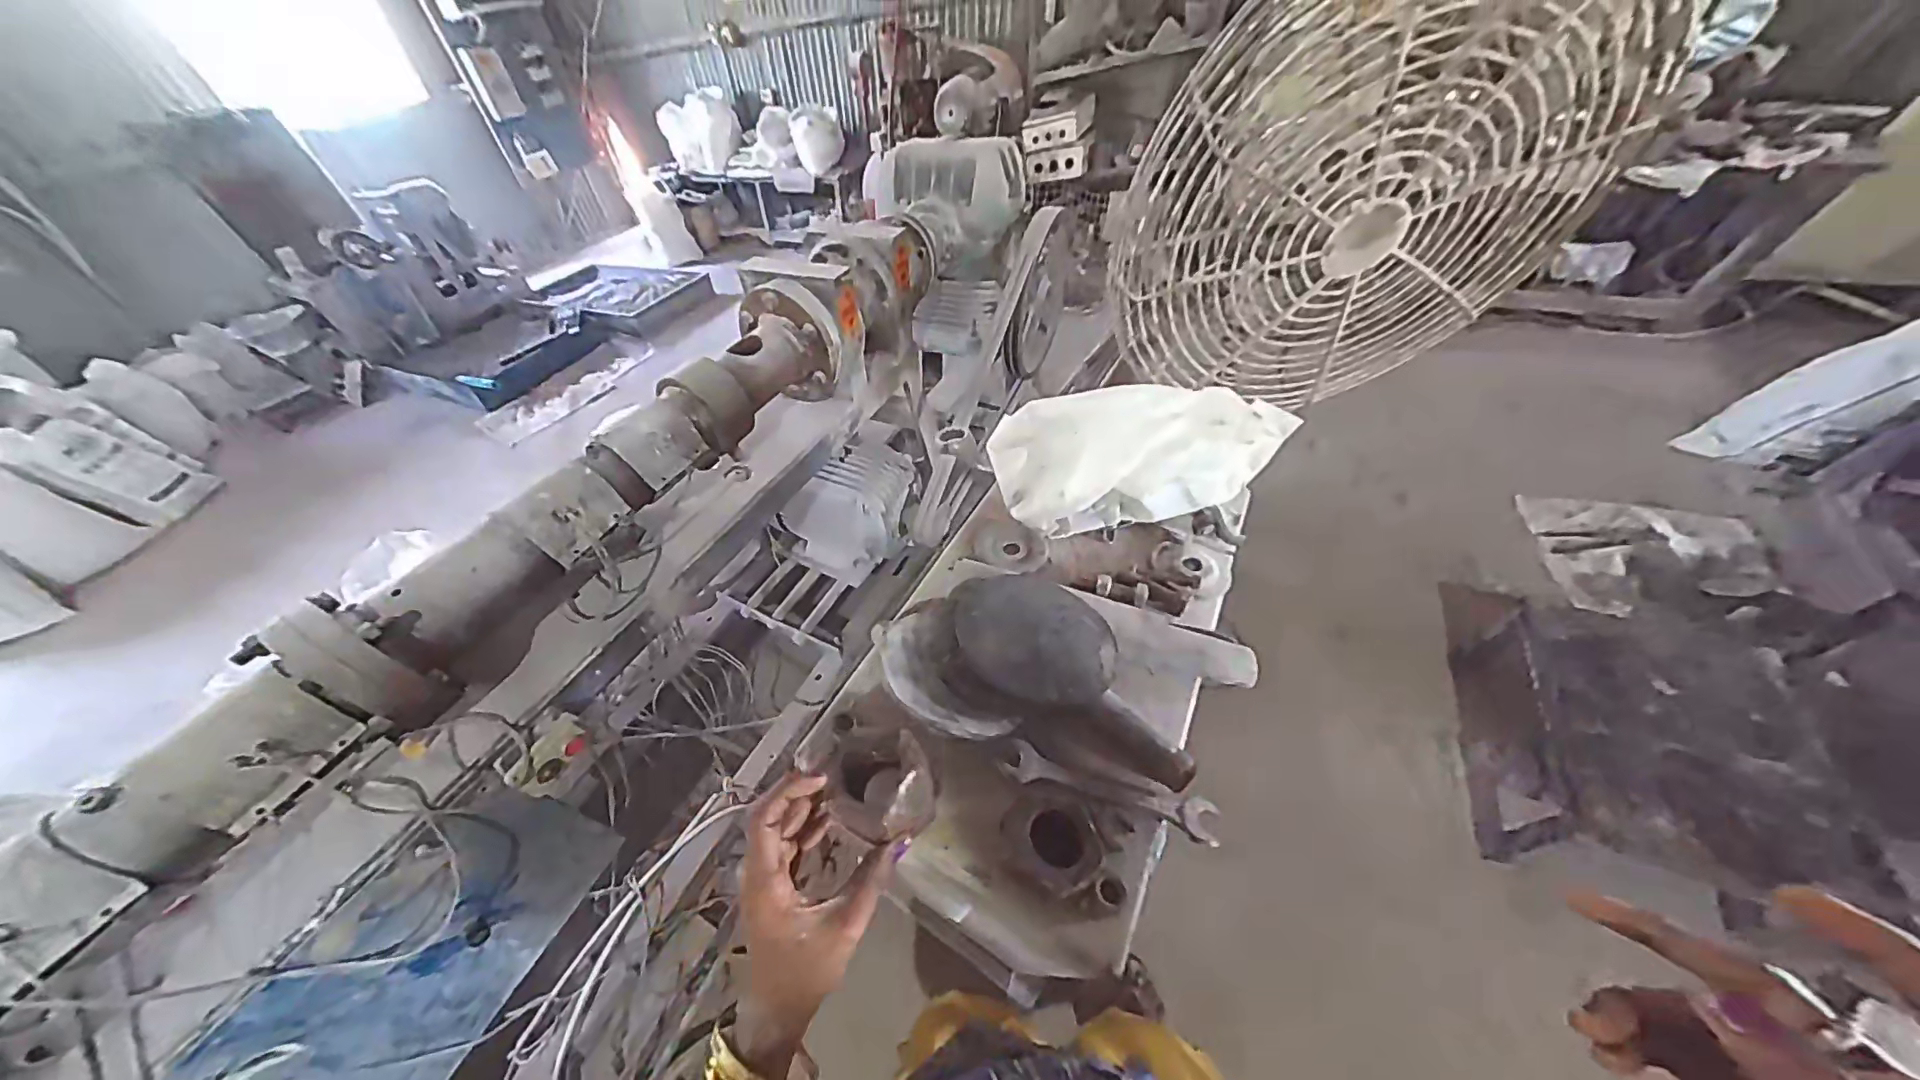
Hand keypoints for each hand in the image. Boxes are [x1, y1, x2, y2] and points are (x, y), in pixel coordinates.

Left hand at [735, 772, 901, 1077]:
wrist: (778, 1011)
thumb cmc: (805, 972)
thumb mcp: (844, 926)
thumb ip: (871, 880)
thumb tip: (898, 841)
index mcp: (763, 879)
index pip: (764, 819)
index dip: (788, 791)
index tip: (821, 778)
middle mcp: (757, 872)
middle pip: (768, 817)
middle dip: (797, 792)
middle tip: (832, 776)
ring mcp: (763, 878)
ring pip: (777, 829)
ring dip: (802, 808)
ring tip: (835, 789)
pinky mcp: (774, 885)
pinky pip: (785, 845)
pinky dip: (805, 828)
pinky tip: (829, 820)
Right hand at [1567, 887, 1919, 1079]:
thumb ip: (1801, 1071)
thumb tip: (1718, 1001)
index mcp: (1893, 1059)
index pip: (1907, 983)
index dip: (1863, 936)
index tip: (1792, 894)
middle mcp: (1843, 1058)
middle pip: (1747, 997)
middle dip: (1662, 988)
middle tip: (1591, 1012)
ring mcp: (1791, 1077)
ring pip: (1708, 1031)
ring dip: (1639, 1021)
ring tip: (1590, 1036)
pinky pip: (1699, 1070)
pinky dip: (1654, 1060)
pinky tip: (1618, 1061)